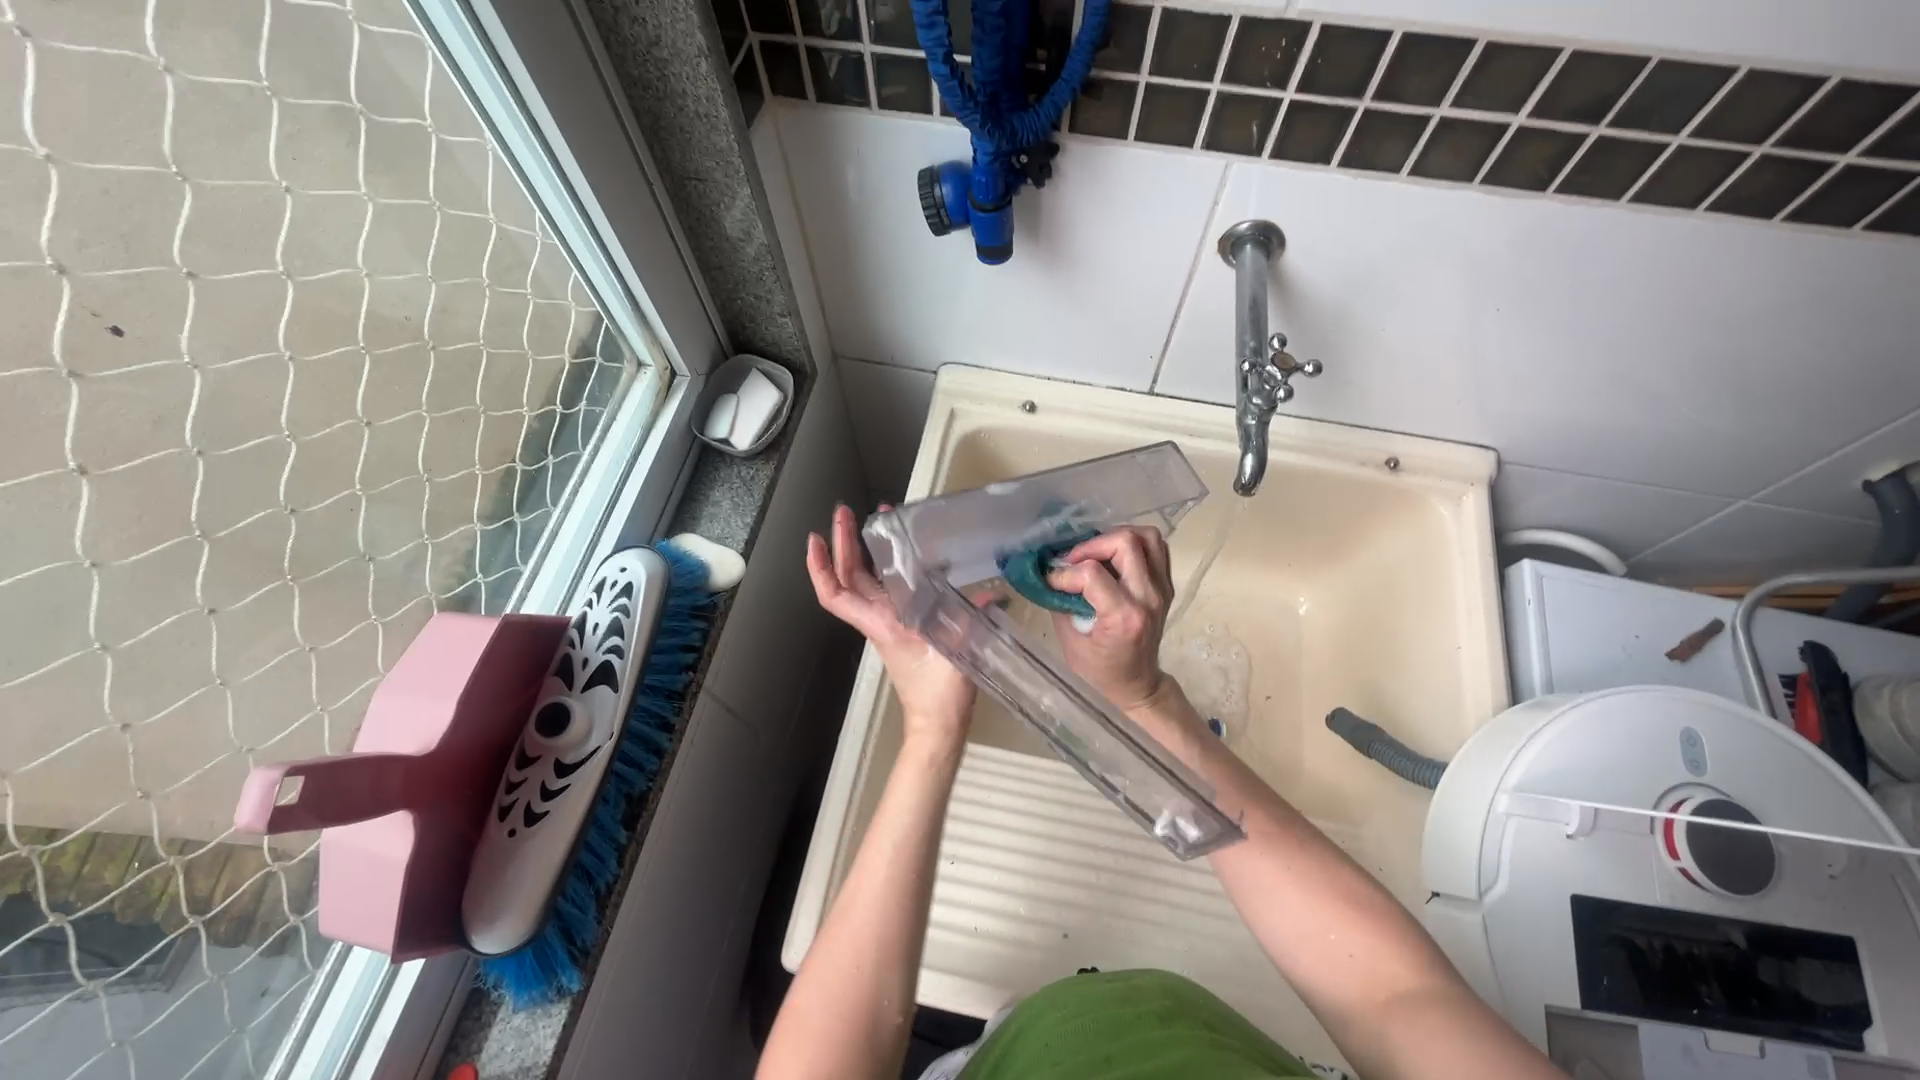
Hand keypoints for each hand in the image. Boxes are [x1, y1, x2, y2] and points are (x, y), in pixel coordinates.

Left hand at [807, 503, 974, 744]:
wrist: (939, 724)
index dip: (820, 567)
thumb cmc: (940, 694)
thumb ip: (971, 621)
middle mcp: (880, 618)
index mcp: (882, 623)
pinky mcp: (905, 625)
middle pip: (849, 578)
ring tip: (875, 521)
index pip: (837, 595)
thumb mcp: (957, 653)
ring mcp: (891, 621)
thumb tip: (993, 594)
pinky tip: (903, 551)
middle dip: (843, 543)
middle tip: (846, 512)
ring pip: (866, 581)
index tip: (816, 538)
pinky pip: (887, 589)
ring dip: (863, 552)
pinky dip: (887, 567)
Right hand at [1046, 526, 1173, 710]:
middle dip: (1091, 545)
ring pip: (1146, 537)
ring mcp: (1162, 590)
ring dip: (1116, 537)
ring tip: (1096, 553)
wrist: (1137, 684)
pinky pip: (1156, 547)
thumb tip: (1049, 572)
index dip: (1064, 573)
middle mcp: (1148, 598)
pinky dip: (1133, 543)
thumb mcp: (1070, 642)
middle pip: (1125, 543)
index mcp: (1124, 618)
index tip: (1051, 581)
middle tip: (1074, 560)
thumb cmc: (1100, 671)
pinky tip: (1113, 556)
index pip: (1092, 573)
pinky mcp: (1166, 585)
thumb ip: (1061, 603)